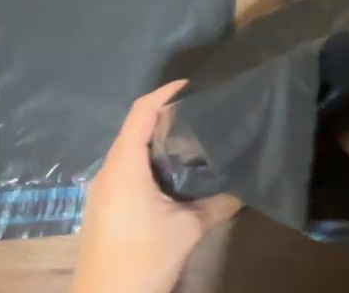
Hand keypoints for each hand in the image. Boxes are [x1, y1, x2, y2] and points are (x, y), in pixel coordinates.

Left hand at [73, 81, 240, 292]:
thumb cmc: (143, 262)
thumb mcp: (188, 231)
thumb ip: (218, 203)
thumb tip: (246, 185)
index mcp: (125, 168)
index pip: (141, 112)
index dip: (164, 93)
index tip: (192, 85)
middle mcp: (109, 172)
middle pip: (134, 127)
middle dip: (164, 113)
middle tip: (200, 109)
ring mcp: (102, 191)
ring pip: (128, 148)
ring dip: (155, 137)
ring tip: (191, 134)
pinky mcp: (103, 208)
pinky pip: (124, 167)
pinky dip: (147, 157)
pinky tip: (171, 170)